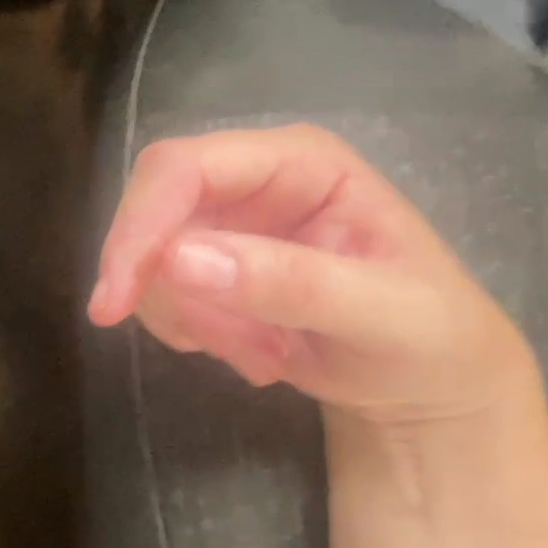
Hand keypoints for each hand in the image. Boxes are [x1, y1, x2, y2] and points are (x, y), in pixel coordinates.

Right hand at [87, 125, 539, 429]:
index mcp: (297, 160)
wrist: (429, 386)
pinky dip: (188, 328)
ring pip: (148, 255)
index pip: (183, 167)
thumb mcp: (386, 318)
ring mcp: (223, 216)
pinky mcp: (205, 255)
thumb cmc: (433, 342)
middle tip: (214, 347)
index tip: (115, 298)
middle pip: (152, 208)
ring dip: (188, 317)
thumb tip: (178, 259)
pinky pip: (155, 286)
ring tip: (261, 356)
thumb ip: (292, 283)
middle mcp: (248, 176)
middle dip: (168, 285)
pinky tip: (247, 350)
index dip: (140, 224)